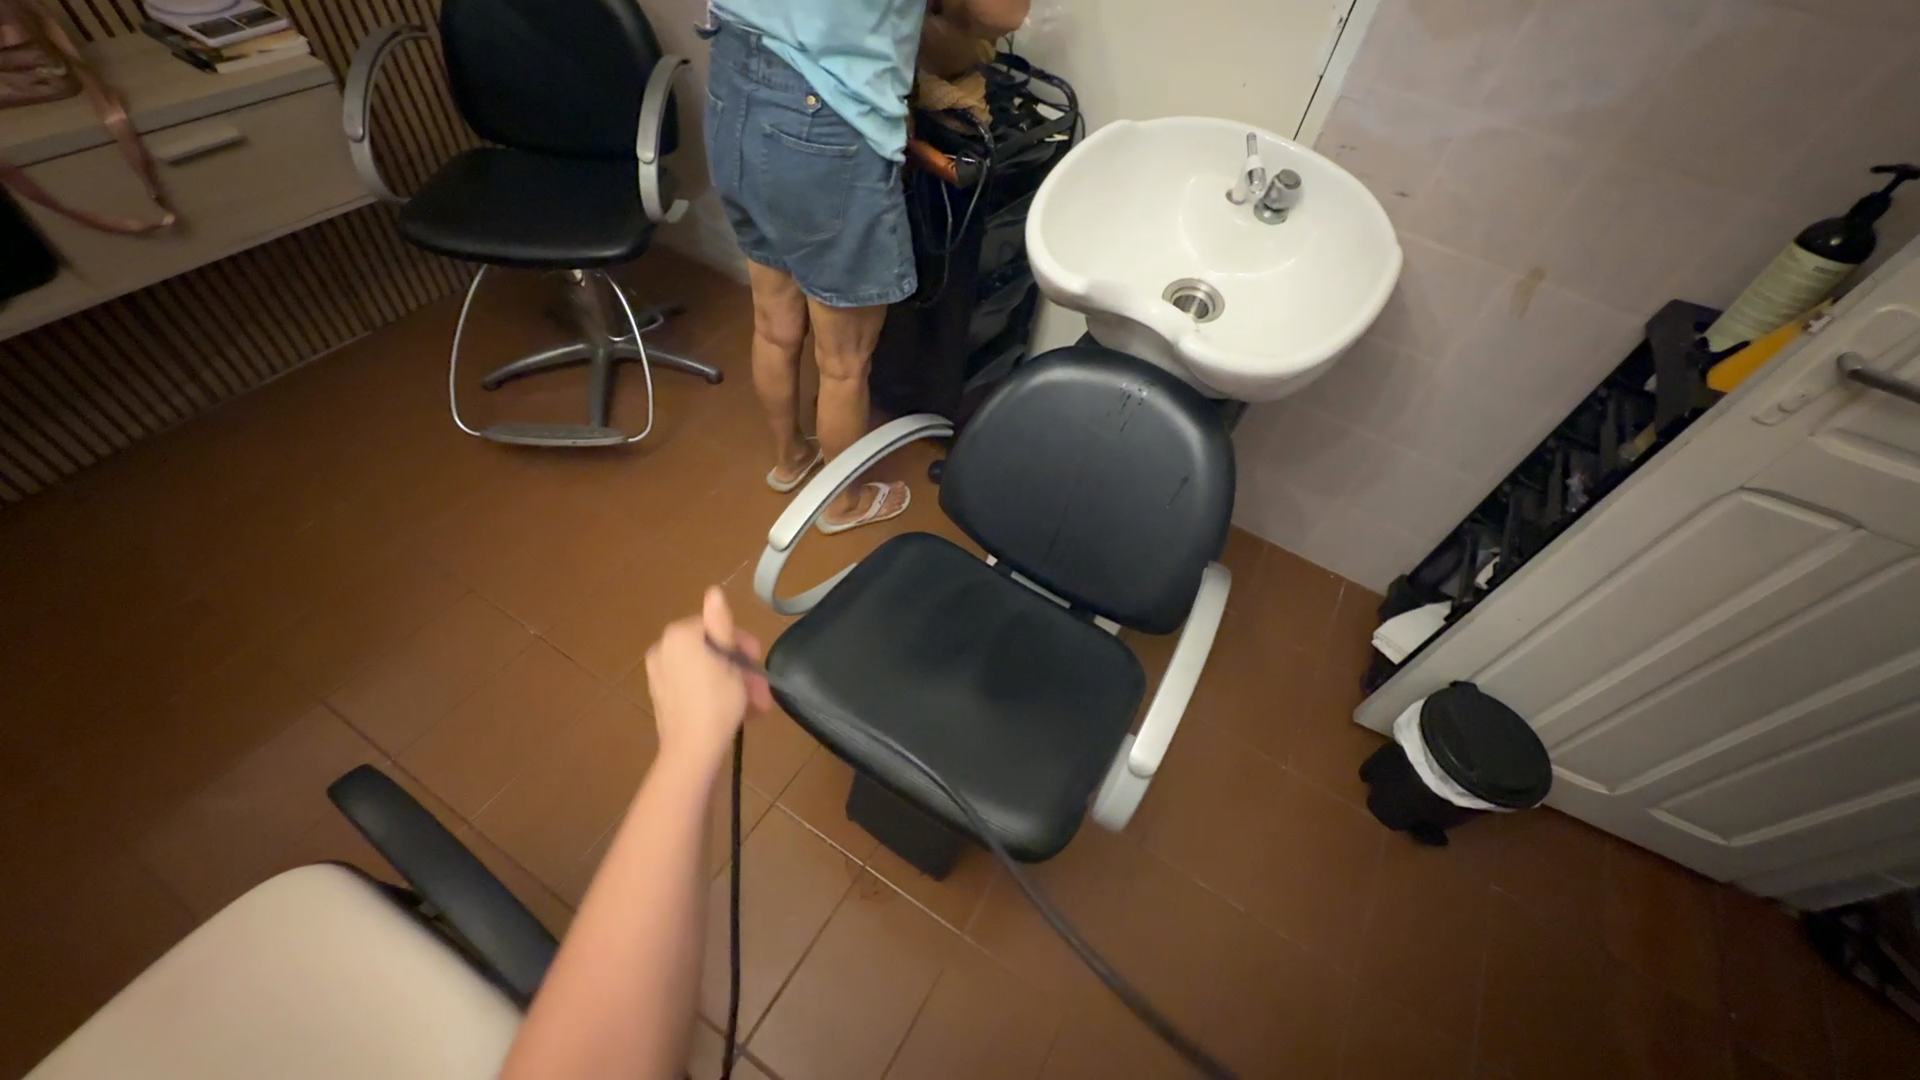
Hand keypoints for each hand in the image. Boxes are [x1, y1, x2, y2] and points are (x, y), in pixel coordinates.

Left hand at [643, 587, 771, 771]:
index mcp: (680, 635)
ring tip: (754, 707)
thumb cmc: (717, 702)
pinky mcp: (661, 694)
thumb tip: (713, 590)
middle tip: (760, 692)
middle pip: (713, 648)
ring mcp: (660, 673)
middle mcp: (664, 648)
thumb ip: (721, 624)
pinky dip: (714, 691)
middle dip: (740, 669)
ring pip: (707, 668)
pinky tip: (734, 711)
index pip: (718, 626)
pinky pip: (694, 683)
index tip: (757, 665)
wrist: (692, 751)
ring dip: (734, 683)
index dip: (742, 645)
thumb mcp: (729, 660)